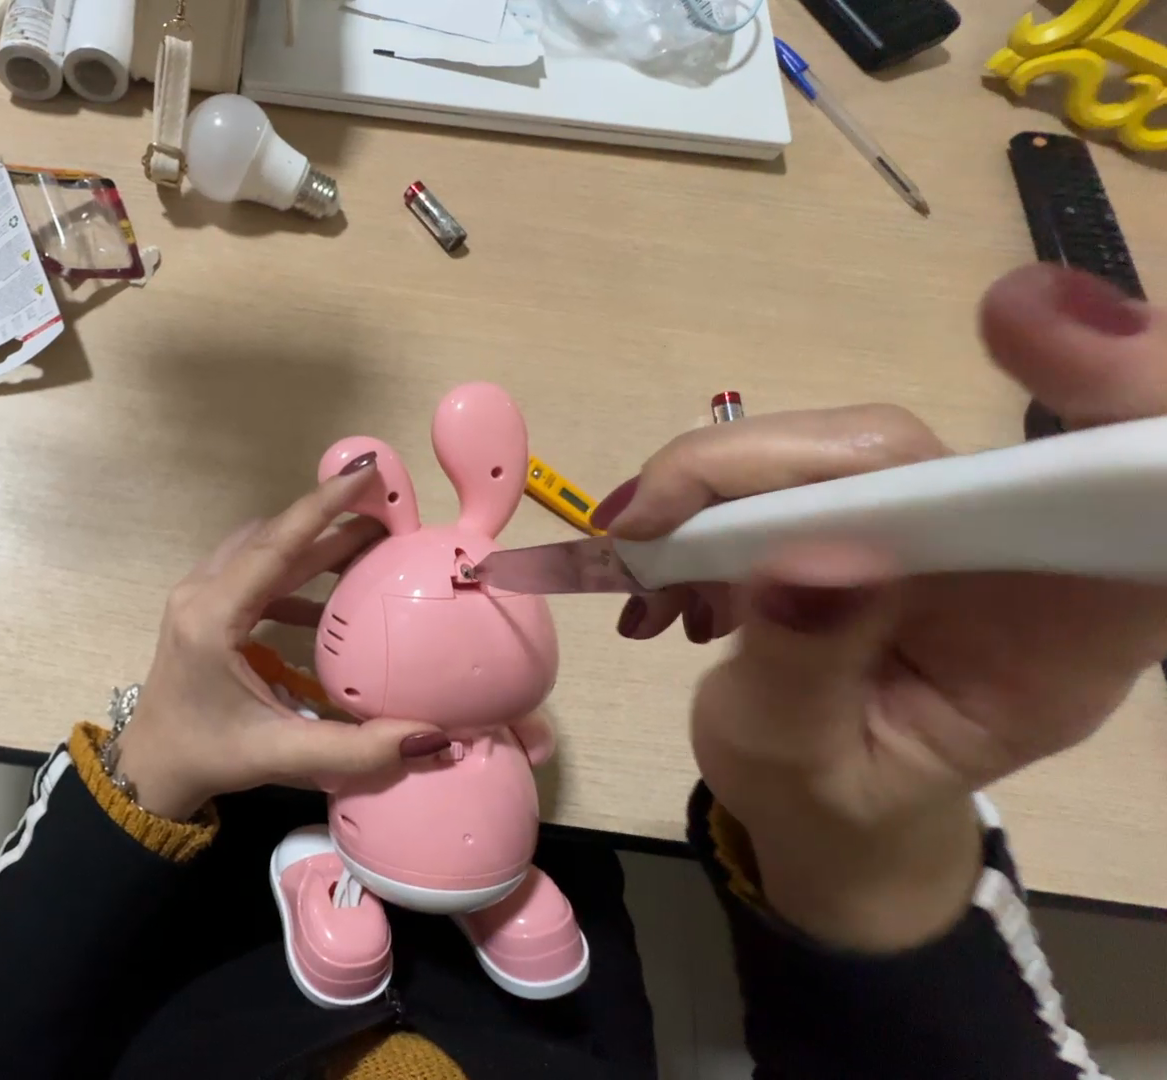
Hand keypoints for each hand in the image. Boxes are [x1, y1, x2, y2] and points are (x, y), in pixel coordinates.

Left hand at [113, 454, 448, 819]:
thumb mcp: (282, 754)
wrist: (151, 768)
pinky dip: (291, 574)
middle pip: (270, 538)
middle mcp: (199, 593)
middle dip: (327, 519)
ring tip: (366, 546)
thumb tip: (436, 737)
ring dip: (310, 544)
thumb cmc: (208, 757)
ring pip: (260, 550)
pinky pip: (252, 573)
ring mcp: (196, 597)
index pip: (275, 545)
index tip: (365, 472)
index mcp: (211, 617)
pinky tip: (327, 601)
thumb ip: (357, 749)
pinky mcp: (203, 609)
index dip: (322, 506)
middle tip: (383, 511)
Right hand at [599, 265, 1166, 948]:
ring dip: (696, 493)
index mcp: (1055, 630)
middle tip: (636, 531)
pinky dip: (688, 506)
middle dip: (742, 470)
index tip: (1012, 314)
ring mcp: (916, 526)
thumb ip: (805, 669)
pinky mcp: (848, 514)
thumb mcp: (799, 758)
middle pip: (887, 451)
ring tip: (635, 575)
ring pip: (810, 450)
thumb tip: (804, 559)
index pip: (1120, 482)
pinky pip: (763, 472)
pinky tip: (654, 573)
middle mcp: (997, 552)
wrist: (817, 802)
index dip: (1106, 379)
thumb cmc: (829, 798)